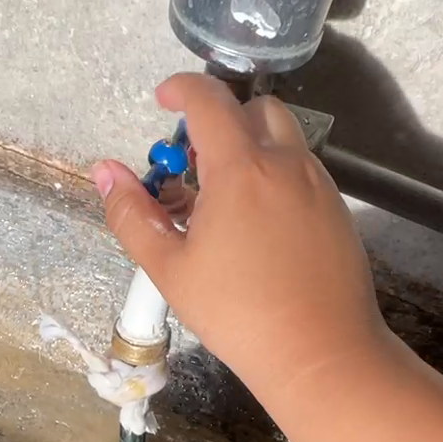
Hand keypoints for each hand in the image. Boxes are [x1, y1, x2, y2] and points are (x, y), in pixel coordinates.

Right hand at [91, 74, 394, 399]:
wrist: (320, 352)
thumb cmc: (237, 313)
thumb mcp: (169, 269)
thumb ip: (132, 215)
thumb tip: (105, 172)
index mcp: (241, 168)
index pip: (209, 99)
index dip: (180, 88)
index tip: (162, 100)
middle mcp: (286, 164)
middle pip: (254, 109)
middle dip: (219, 121)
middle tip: (195, 166)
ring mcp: (319, 185)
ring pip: (283, 140)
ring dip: (249, 149)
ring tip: (225, 202)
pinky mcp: (337, 211)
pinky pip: (302, 172)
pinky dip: (274, 176)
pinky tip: (260, 228)